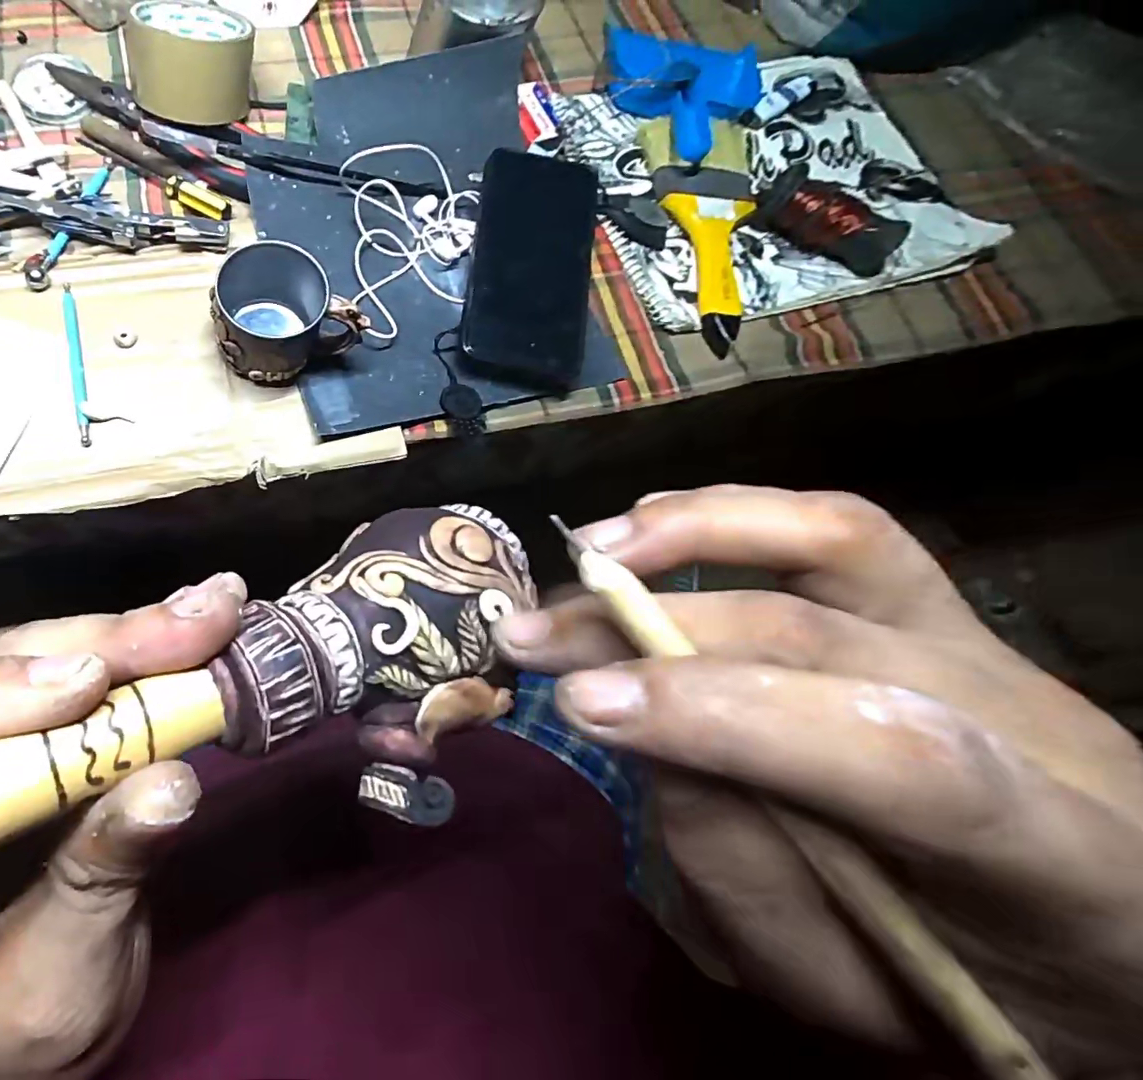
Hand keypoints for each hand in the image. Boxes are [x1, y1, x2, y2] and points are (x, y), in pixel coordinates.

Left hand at [0, 574, 247, 1079]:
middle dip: (97, 645)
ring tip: (217, 611)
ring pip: (43, 644)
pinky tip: (203, 625)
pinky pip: (86, 662)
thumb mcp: (38, 993)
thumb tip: (171, 783)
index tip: (83, 687)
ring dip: (135, 635)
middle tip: (196, 628)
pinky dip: (149, 650)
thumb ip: (92, 889)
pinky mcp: (32, 706)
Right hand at [494, 486, 1142, 1071]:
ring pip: (842, 544)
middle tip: (528, 638)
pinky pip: (838, 532)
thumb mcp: (841, 985)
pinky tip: (642, 527)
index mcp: (1065, 865)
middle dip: (651, 630)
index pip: (899, 757)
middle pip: (822, 638)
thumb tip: (636, 735)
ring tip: (581, 556)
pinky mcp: (938, 614)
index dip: (723, 714)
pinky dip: (728, 516)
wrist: (1090, 938)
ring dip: (688, 538)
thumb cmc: (949, 983)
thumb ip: (743, 875)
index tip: (580, 704)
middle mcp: (1043, 726)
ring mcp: (988, 650)